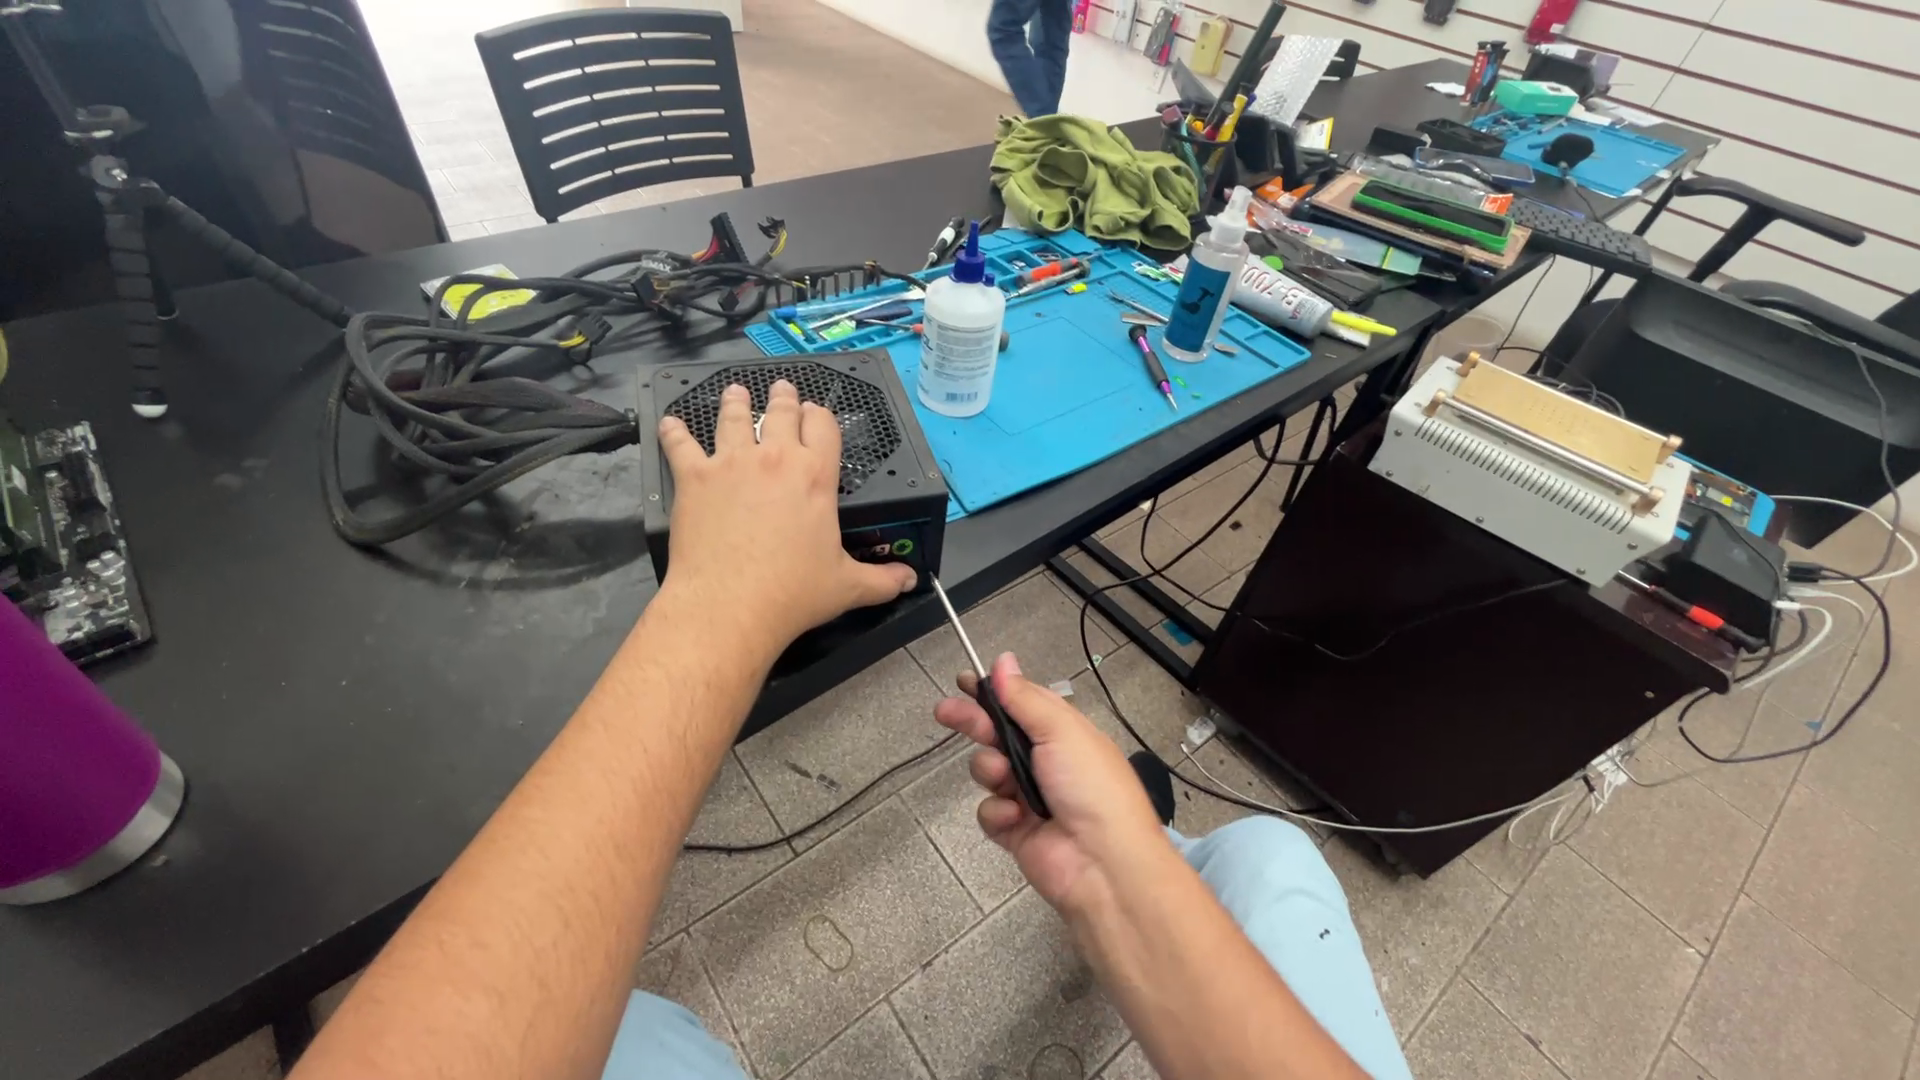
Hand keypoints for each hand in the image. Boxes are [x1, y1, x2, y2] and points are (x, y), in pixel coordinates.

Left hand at [655, 380, 916, 657]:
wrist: (730, 605)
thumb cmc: (792, 593)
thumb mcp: (848, 587)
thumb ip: (882, 580)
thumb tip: (909, 581)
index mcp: (815, 476)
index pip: (823, 427)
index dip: (821, 415)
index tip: (816, 411)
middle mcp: (774, 459)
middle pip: (780, 413)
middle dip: (783, 398)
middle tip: (782, 390)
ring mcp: (730, 463)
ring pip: (733, 418)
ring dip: (736, 402)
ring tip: (736, 392)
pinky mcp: (693, 478)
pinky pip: (681, 445)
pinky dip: (674, 432)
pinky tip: (670, 423)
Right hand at [934, 653, 1170, 917]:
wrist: (1103, 864)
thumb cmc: (1090, 786)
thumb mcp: (1061, 730)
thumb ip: (1025, 698)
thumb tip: (1004, 661)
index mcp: (1062, 731)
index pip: (1022, 702)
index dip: (994, 690)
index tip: (964, 680)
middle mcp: (1045, 760)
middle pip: (998, 732)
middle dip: (973, 721)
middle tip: (946, 712)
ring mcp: (1028, 795)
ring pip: (988, 769)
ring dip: (990, 768)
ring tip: (1002, 776)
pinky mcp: (1015, 829)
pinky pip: (989, 811)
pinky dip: (997, 812)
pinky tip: (1014, 816)